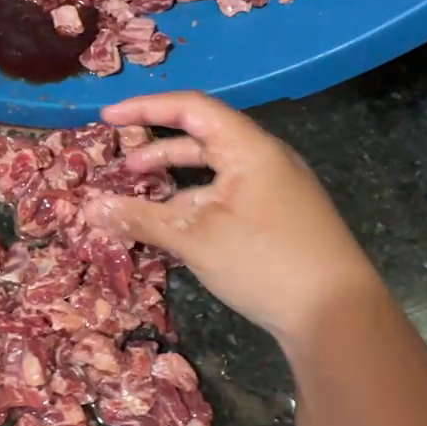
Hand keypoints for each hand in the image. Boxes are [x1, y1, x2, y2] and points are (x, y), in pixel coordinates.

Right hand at [85, 92, 385, 342]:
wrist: (338, 317)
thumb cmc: (265, 262)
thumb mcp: (193, 238)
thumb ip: (139, 218)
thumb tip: (88, 207)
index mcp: (250, 149)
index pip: (191, 109)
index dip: (146, 108)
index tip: (107, 118)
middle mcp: (264, 161)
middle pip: (201, 139)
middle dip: (156, 150)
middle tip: (120, 164)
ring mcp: (273, 191)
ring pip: (211, 174)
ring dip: (171, 183)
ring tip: (136, 200)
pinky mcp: (275, 219)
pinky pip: (223, 198)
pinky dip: (191, 205)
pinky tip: (169, 230)